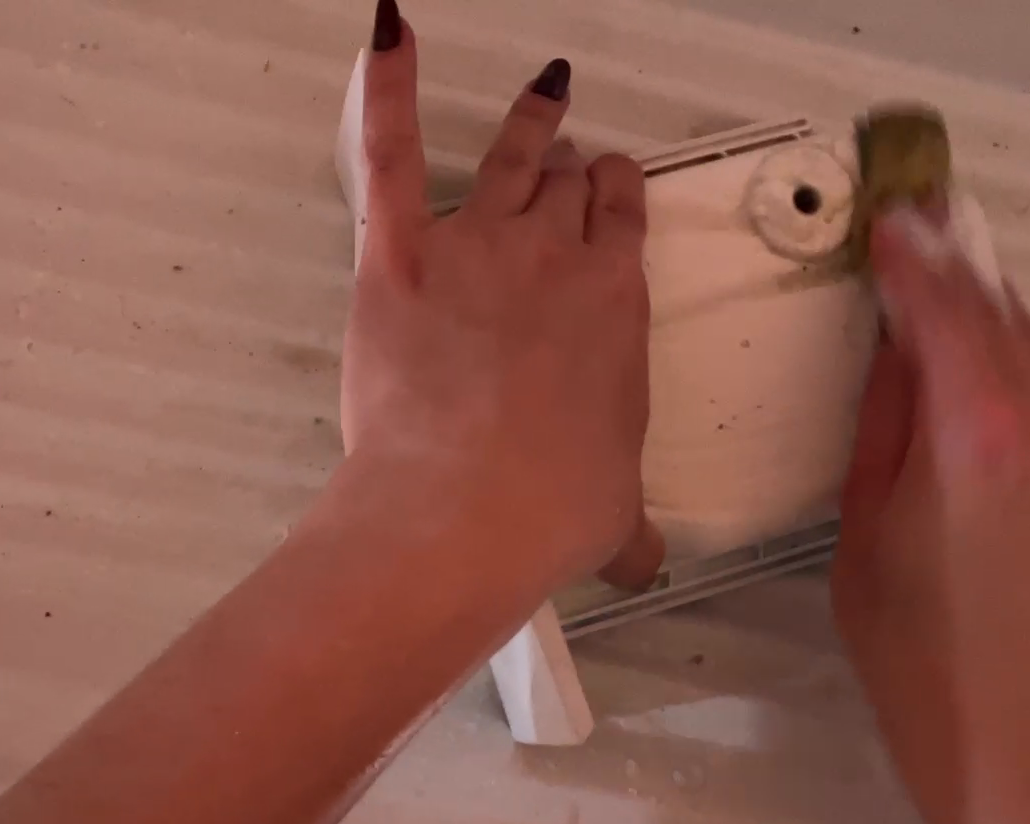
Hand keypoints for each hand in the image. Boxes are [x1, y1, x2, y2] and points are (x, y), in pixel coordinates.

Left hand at [341, 18, 663, 592]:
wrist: (468, 511)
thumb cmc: (551, 512)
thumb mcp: (609, 519)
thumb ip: (627, 528)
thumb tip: (643, 565)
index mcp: (614, 305)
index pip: (623, 221)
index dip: (616, 204)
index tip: (608, 200)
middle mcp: (553, 259)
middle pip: (567, 189)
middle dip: (570, 174)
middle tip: (562, 170)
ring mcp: (474, 251)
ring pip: (506, 163)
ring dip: (524, 128)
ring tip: (539, 97)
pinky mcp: (398, 263)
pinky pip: (391, 160)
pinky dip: (386, 93)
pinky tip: (388, 32)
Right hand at [833, 204, 1029, 784]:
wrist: (995, 706)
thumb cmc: (899, 623)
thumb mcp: (861, 517)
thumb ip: (884, 424)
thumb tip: (895, 354)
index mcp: (974, 433)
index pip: (944, 317)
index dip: (912, 264)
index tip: (885, 220)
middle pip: (999, 314)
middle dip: (954, 264)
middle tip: (911, 222)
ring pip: (1028, 342)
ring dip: (980, 301)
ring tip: (934, 269)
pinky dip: (1003, 345)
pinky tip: (969, 343)